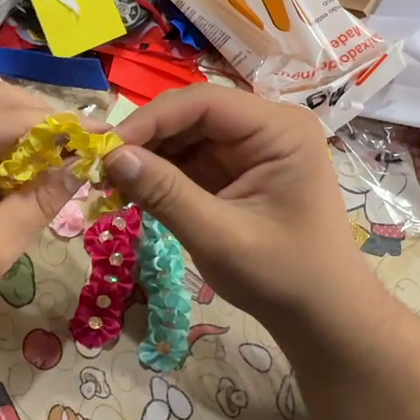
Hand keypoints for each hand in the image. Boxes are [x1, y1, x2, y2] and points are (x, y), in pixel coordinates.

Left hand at [0, 85, 80, 323]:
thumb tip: (81, 167)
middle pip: (0, 101)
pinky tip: (19, 172)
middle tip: (87, 151)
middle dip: (47, 121)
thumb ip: (37, 205)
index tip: (109, 141)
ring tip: (60, 162)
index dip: (66, 126)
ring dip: (23, 130)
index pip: (16, 115)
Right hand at [105, 85, 371, 325]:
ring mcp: (246, 149)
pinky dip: (154, 174)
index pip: (203, 103)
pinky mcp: (230, 171)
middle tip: (99, 168)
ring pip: (180, 136)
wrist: (321, 316)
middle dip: (143, 138)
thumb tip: (111, 157)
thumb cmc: (283, 276)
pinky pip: (183, 159)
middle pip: (188, 114)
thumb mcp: (219, 236)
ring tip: (108, 183)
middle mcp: (264, 129)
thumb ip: (165, 194)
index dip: (149, 120)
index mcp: (279, 131)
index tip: (105, 150)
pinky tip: (129, 191)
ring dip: (144, 156)